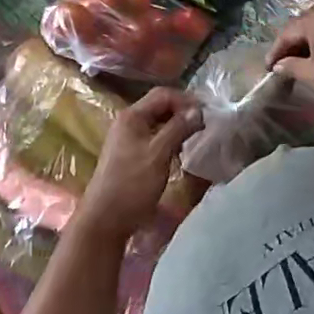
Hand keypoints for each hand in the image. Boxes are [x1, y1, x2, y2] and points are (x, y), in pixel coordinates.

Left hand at [73, 88, 203, 240]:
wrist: (106, 219)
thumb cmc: (132, 184)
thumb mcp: (159, 154)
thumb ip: (178, 128)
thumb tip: (198, 110)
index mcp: (132, 116)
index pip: (163, 94)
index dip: (187, 100)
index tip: (207, 115)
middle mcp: (128, 122)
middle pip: (160, 106)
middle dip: (183, 112)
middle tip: (205, 124)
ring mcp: (128, 138)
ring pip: (158, 122)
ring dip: (178, 126)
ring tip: (196, 137)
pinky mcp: (131, 154)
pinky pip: (154, 137)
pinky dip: (170, 138)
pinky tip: (181, 151)